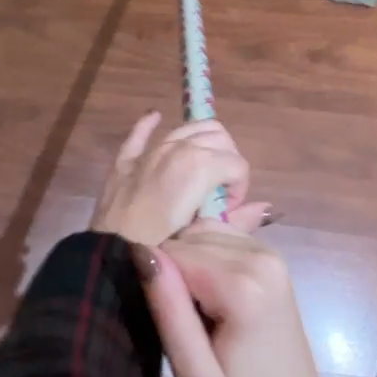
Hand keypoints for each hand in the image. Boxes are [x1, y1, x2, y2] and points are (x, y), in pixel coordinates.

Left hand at [90, 111, 268, 247]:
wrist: (112, 259)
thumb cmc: (164, 252)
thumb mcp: (204, 239)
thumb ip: (239, 220)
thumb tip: (265, 209)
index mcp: (199, 165)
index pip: (237, 163)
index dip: (239, 187)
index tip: (227, 210)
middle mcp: (176, 147)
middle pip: (218, 136)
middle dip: (226, 160)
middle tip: (219, 192)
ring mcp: (149, 150)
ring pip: (187, 127)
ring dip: (202, 142)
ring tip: (200, 172)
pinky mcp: (126, 158)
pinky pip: (141, 131)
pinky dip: (150, 122)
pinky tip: (155, 117)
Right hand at [144, 226, 321, 376]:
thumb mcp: (194, 373)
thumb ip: (168, 310)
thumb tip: (142, 250)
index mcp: (242, 286)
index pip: (172, 252)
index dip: (162, 283)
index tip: (175, 318)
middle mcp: (259, 255)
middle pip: (187, 238)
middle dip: (175, 269)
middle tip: (189, 315)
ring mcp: (267, 248)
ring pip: (199, 229)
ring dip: (189, 257)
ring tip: (200, 301)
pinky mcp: (267, 249)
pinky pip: (218, 230)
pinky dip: (204, 250)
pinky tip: (212, 284)